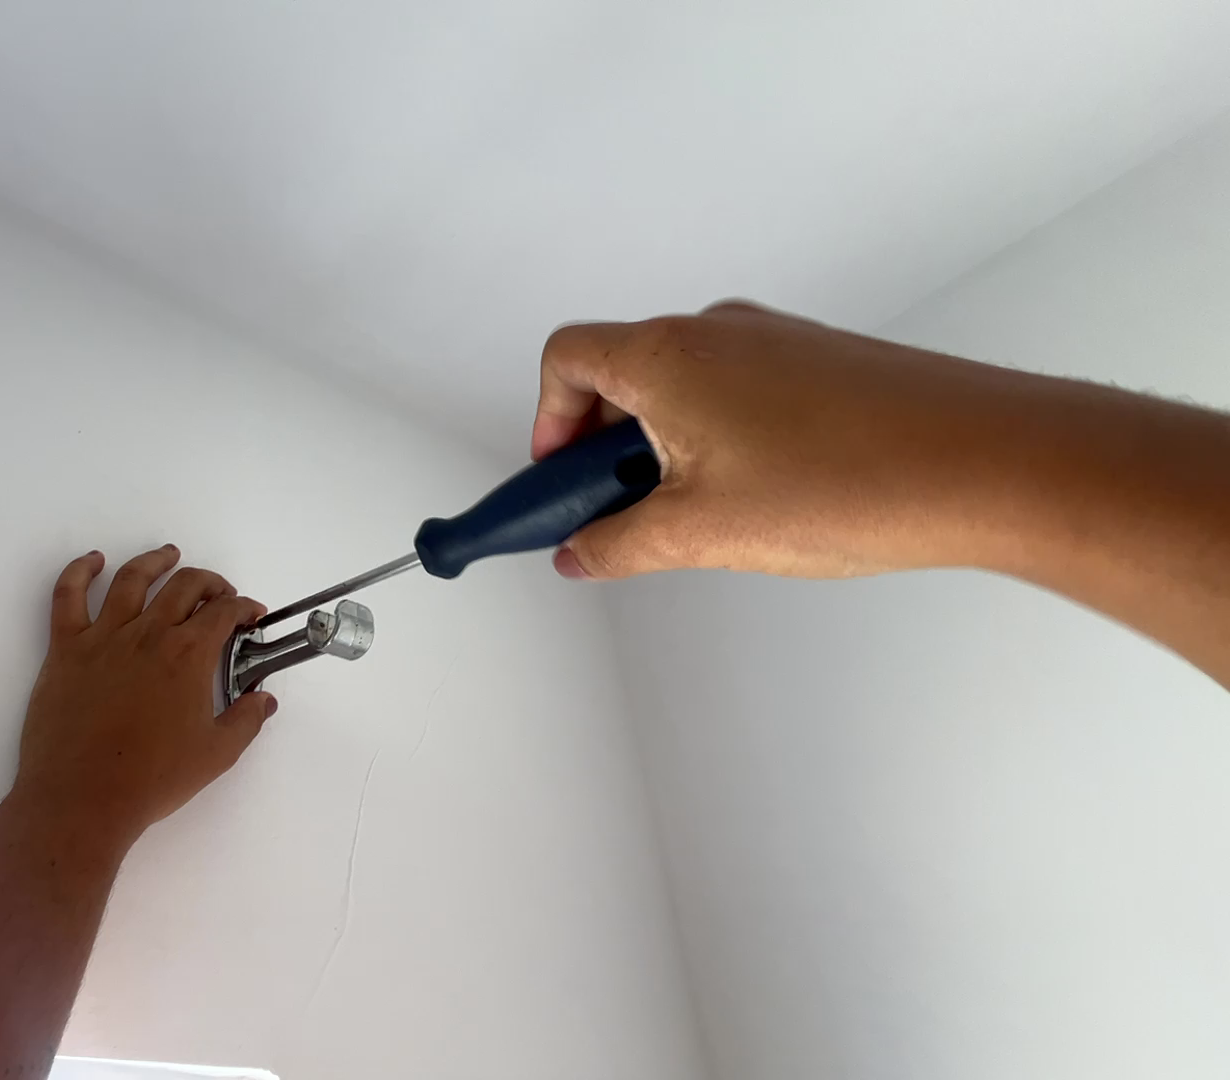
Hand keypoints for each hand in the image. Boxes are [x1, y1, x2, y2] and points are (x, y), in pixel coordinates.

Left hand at [12, 546, 274, 843]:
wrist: (82, 799)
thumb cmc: (151, 779)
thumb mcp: (215, 755)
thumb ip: (246, 721)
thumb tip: (265, 700)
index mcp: (188, 655)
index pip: (224, 612)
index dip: (244, 607)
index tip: (250, 614)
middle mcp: (149, 633)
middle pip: (185, 586)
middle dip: (210, 582)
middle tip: (219, 592)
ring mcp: (104, 636)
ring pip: (133, 579)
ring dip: (156, 561)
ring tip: (168, 555)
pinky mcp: (66, 648)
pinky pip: (67, 595)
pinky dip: (80, 570)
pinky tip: (94, 560)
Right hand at [534, 301, 1089, 579]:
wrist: (1004, 465)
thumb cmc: (849, 481)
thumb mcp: (696, 533)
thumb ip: (613, 546)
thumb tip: (578, 554)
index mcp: (665, 357)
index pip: (564, 360)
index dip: (545, 420)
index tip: (558, 478)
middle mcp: (711, 333)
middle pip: (612, 376)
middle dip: (594, 447)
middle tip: (609, 508)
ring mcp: (767, 343)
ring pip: (669, 387)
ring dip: (648, 447)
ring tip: (683, 509)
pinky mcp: (810, 363)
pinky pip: (722, 391)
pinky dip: (700, 437)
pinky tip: (739, 492)